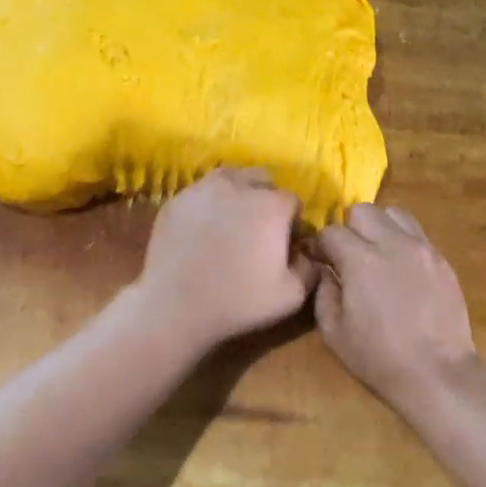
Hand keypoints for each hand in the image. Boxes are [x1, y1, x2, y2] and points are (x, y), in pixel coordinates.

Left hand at [132, 168, 317, 346]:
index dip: (292, 224)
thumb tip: (309, 253)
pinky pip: (200, 194)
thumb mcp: (291, 296)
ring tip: (231, 225)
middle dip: (266, 201)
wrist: (174, 307)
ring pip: (229, 179)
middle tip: (259, 232)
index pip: (293, 202)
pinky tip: (203, 232)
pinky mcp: (175, 201)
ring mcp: (201, 189)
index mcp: (271, 205)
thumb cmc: (238, 303)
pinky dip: (208, 205)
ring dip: (237, 195)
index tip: (284, 246)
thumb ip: (310, 268)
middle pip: (262, 180)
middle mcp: (237, 185)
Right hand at [314, 205, 478, 408]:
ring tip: (376, 254)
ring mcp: (422, 248)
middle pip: (363, 210)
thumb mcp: (334, 331)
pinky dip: (401, 241)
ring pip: (394, 213)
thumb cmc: (378, 356)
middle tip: (347, 255)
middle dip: (349, 228)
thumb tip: (325, 271)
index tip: (317, 259)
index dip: (319, 245)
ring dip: (378, 227)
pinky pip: (417, 233)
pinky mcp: (441, 260)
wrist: (436, 371)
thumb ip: (323, 292)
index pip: (331, 231)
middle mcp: (392, 243)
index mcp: (360, 260)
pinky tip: (399, 268)